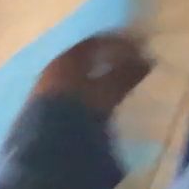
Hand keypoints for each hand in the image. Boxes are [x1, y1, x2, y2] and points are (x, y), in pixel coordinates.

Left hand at [30, 32, 152, 118]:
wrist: (46, 146)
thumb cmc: (81, 108)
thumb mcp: (109, 90)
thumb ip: (127, 74)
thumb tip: (147, 62)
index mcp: (69, 58)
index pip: (97, 42)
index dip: (119, 44)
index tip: (137, 49)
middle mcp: (54, 67)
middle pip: (85, 58)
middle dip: (107, 60)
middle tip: (128, 65)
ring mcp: (45, 89)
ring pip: (76, 76)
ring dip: (95, 77)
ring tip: (115, 86)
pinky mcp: (41, 110)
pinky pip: (69, 93)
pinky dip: (85, 92)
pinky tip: (96, 103)